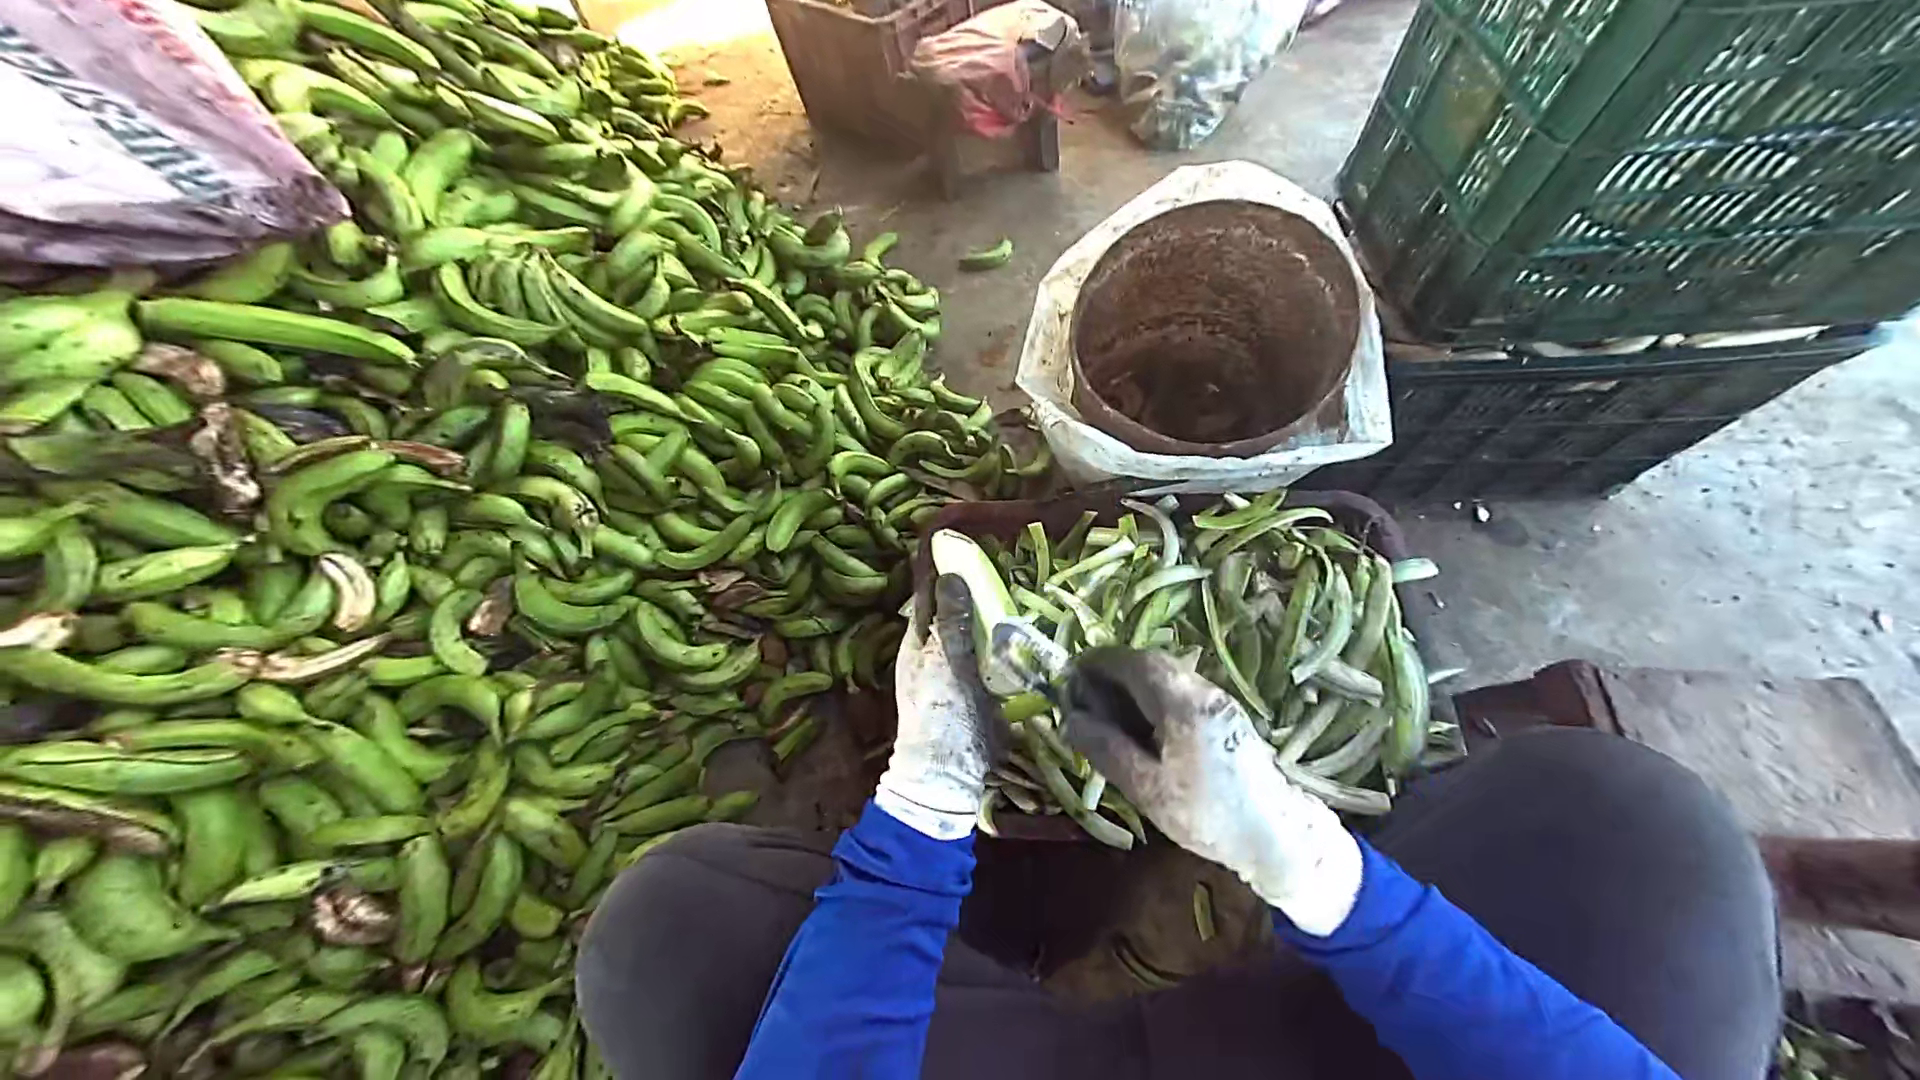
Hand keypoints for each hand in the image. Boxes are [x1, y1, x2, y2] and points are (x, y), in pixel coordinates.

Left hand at [876, 574, 996, 840]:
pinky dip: (1001, 636)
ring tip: (1016, 587)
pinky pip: (989, 651)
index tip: (960, 542)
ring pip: (972, 628)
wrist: (948, 772)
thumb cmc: (942, 712)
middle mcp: (935, 649)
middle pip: (953, 608)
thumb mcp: (946, 661)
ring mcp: (955, 668)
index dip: (940, 568)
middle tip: (999, 561)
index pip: (928, 593)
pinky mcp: (975, 685)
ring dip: (989, 610)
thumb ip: (952, 620)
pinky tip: (1022, 628)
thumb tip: (950, 573)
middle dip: (970, 586)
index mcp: (920, 640)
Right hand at [1059, 647, 1361, 935]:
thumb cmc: (1207, 815)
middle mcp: (1202, 689)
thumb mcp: (1146, 787)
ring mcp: (1218, 699)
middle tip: (1085, 694)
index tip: (1071, 673)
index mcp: (1182, 702)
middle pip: (1150, 663)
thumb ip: (1106, 748)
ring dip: (1132, 684)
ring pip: (1165, 675)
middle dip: (1113, 672)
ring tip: (1108, 712)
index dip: (1098, 662)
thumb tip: (1071, 718)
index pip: (1132, 661)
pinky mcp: (1224, 714)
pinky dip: (1151, 697)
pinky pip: (1179, 691)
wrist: (1279, 837)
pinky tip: (1141, 725)